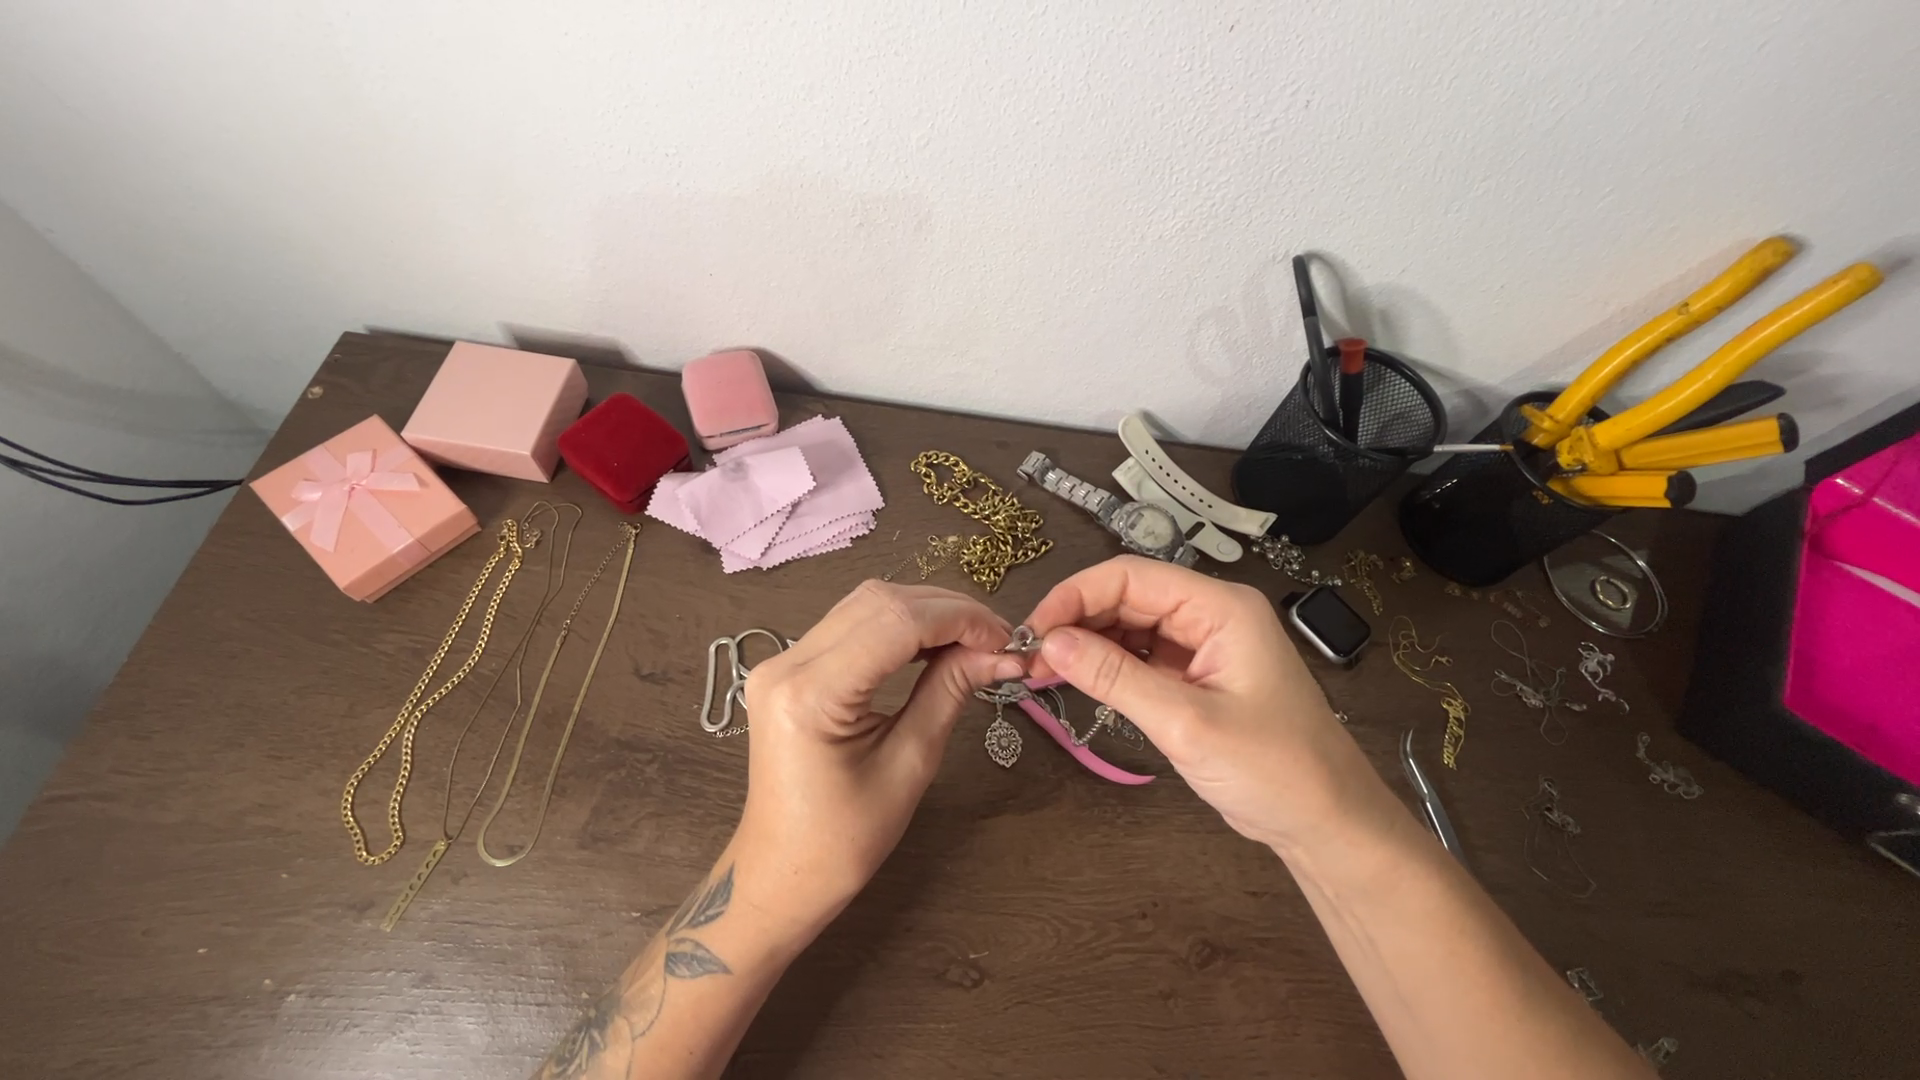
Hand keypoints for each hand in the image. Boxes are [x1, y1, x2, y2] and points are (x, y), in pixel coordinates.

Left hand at [738, 580, 1023, 922]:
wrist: (781, 871)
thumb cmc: (845, 840)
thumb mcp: (910, 765)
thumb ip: (950, 693)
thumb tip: (1002, 653)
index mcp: (811, 694)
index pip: (896, 622)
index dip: (959, 619)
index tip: (1005, 640)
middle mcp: (787, 663)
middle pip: (879, 600)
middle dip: (947, 610)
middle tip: (996, 640)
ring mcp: (781, 660)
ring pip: (866, 603)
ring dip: (925, 612)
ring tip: (972, 641)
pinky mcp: (789, 665)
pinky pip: (851, 623)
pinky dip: (899, 625)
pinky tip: (933, 644)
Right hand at [1025, 556, 1384, 852]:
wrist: (1328, 823)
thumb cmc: (1273, 769)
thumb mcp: (1186, 722)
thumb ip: (1115, 677)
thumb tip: (1050, 643)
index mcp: (1220, 607)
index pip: (1131, 577)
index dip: (1075, 596)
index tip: (1033, 631)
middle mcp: (1210, 614)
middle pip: (1127, 597)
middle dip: (1076, 621)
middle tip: (1030, 658)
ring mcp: (1204, 645)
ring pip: (1129, 626)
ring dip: (1086, 644)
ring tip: (1044, 671)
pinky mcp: (1196, 675)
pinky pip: (1140, 656)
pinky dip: (1106, 666)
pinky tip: (1077, 680)